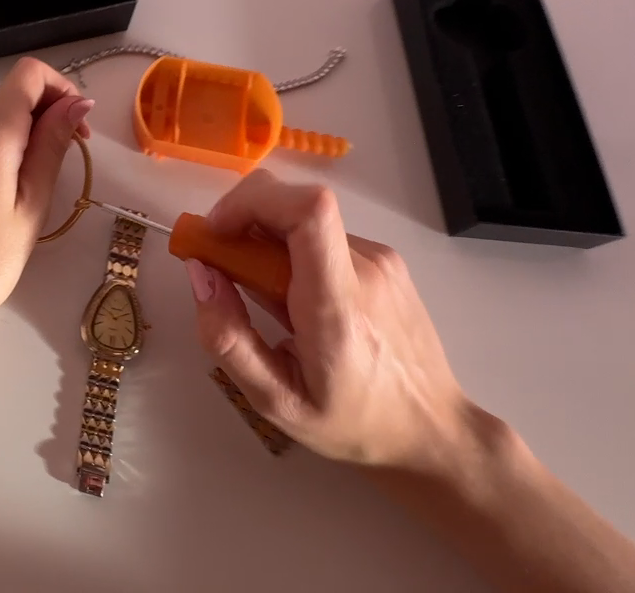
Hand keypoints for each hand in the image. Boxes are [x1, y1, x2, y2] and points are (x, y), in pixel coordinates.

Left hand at [0, 57, 92, 365]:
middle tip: (72, 162)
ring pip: (5, 112)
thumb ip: (52, 148)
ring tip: (47, 185)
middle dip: (54, 112)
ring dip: (36, 132)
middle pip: (18, 90)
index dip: (64, 90)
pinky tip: (20, 190)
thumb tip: (76, 104)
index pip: (31, 73)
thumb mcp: (30, 207)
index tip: (81, 133)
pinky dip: (15, 146)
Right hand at [186, 170, 485, 475]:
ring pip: (304, 220)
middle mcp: (367, 267)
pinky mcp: (384, 260)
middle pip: (297, 204)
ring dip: (268, 240)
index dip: (252, 202)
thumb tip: (201, 273)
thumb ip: (228, 338)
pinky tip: (296, 298)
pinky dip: (292, 250)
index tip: (217, 230)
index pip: (307, 211)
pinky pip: (322, 234)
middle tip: (225, 262)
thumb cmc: (353, 422)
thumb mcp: (275, 401)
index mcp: (339, 303)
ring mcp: (381, 259)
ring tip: (267, 298)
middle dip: (245, 219)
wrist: (433, 432)